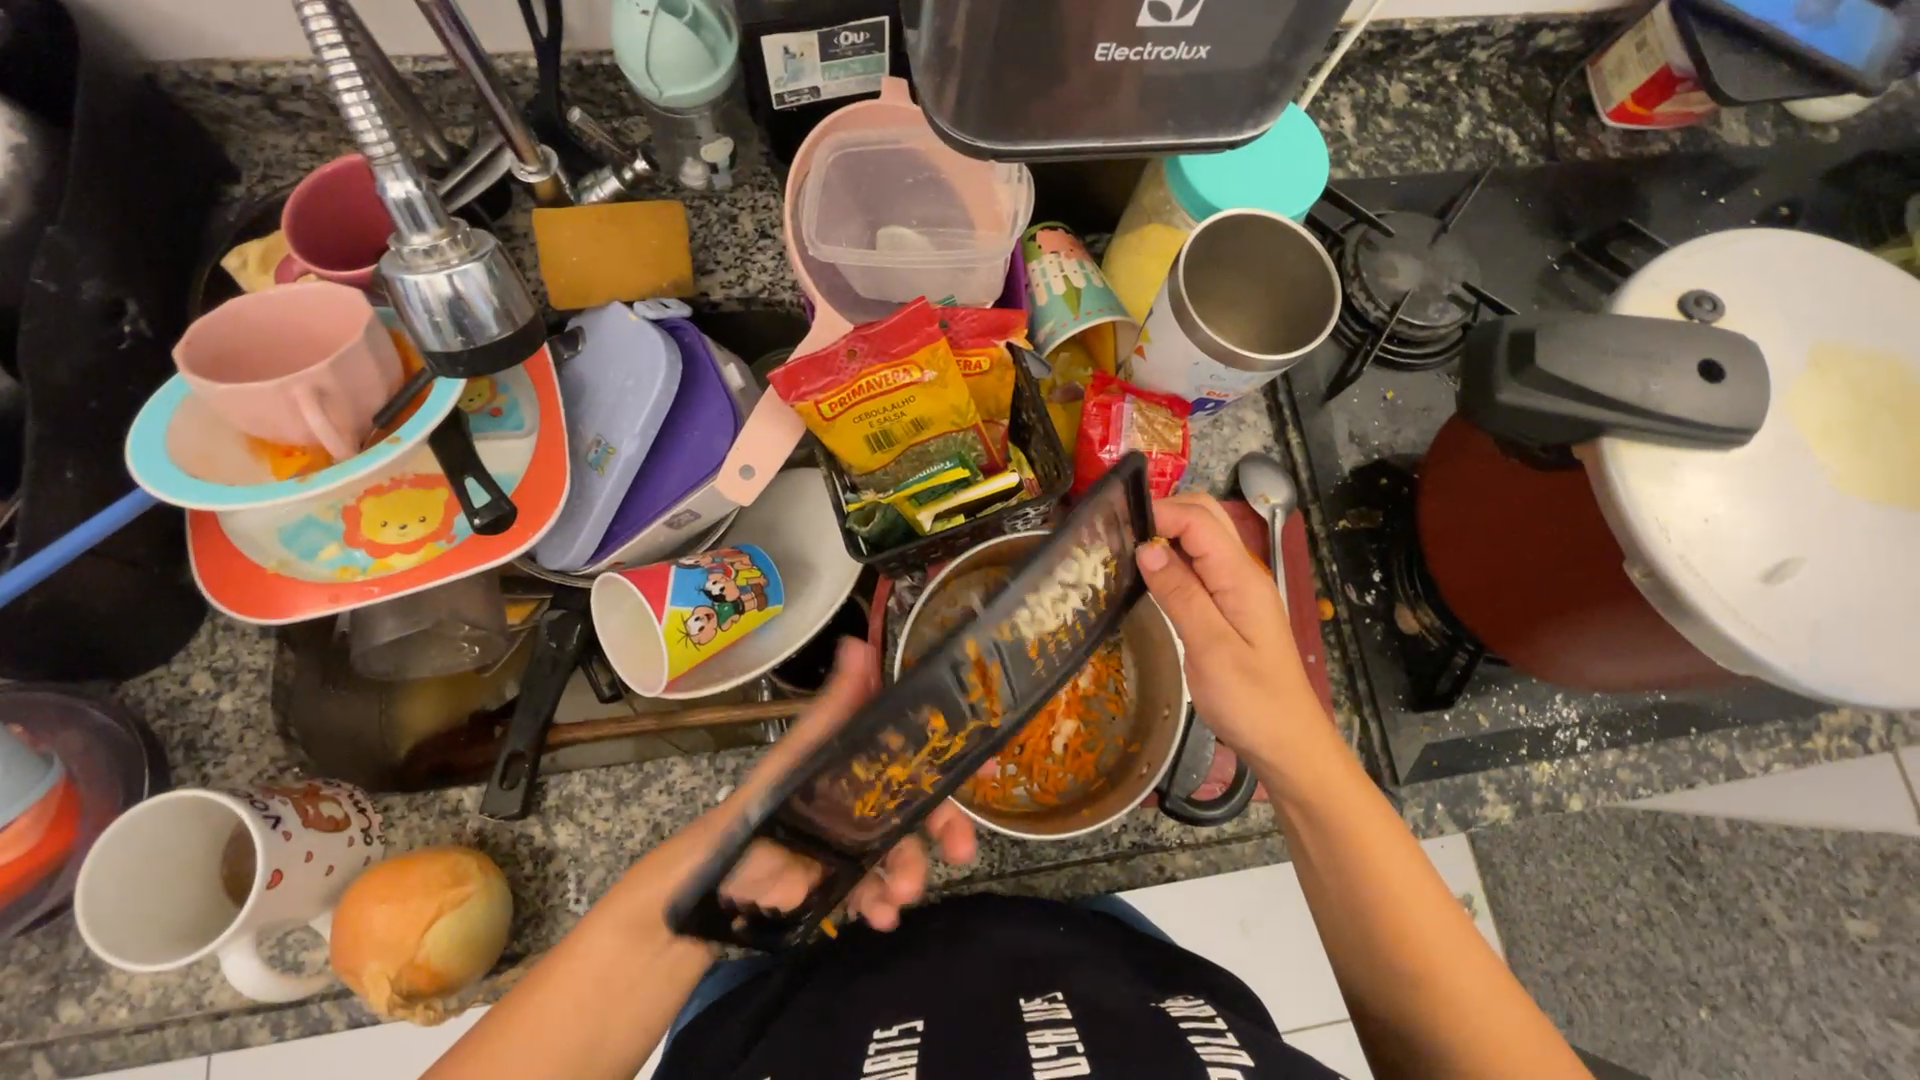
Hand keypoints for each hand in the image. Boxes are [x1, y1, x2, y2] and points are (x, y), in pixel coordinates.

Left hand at [706, 639, 977, 931]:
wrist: (718, 879)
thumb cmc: (762, 804)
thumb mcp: (802, 751)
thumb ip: (835, 706)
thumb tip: (857, 641)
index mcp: (858, 763)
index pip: (918, 753)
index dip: (955, 759)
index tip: (988, 769)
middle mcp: (865, 800)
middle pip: (924, 810)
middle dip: (948, 830)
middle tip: (962, 851)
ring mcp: (857, 845)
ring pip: (906, 857)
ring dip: (912, 876)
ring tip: (901, 896)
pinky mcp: (844, 885)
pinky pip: (877, 894)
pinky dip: (883, 906)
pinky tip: (878, 917)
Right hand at [1136, 494, 1328, 771]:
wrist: (1287, 744)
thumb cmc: (1251, 702)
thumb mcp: (1210, 649)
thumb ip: (1179, 594)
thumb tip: (1146, 548)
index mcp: (1241, 577)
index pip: (1199, 520)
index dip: (1159, 513)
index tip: (1116, 527)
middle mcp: (1242, 574)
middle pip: (1204, 517)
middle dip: (1162, 514)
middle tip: (1118, 536)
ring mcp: (1237, 590)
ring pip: (1201, 540)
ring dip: (1166, 535)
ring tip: (1125, 553)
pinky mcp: (1229, 607)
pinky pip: (1199, 567)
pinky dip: (1172, 561)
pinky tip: (1148, 579)